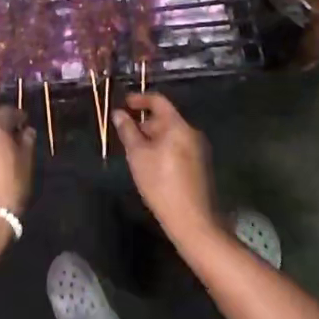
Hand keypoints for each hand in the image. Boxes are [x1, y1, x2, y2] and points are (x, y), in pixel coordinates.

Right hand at [113, 93, 216, 243]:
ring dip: (152, 137)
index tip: (123, 104)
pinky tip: (150, 165)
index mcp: (178, 125)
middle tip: (125, 135)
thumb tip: (118, 113)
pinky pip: (177, 147)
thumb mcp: (138, 155)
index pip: (158, 101)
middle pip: (165, 118)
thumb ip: (127, 131)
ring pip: (170, 134)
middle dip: (143, 123)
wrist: (192, 220)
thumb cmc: (161, 183)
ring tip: (134, 152)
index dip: (139, 99)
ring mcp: (198, 149)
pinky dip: (162, 148)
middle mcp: (191, 132)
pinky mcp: (199, 165)